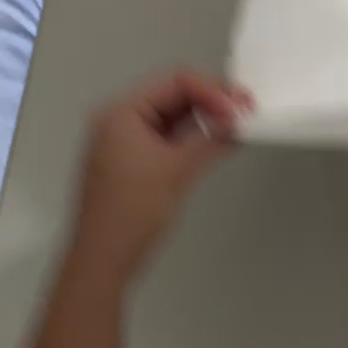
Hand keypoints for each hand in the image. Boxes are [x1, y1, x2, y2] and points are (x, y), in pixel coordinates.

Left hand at [68, 69, 252, 279]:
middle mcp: (120, 119)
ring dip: (207, 115)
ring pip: (175, 113)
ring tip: (238, 121)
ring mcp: (126, 139)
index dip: (213, 91)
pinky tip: (219, 137)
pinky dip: (195, 133)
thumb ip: (214, 137)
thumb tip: (242, 118)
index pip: (177, 82)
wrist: (101, 265)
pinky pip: (170, 133)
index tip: (240, 108)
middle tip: (246, 109)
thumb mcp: (178, 169)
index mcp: (122, 112)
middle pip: (176, 93)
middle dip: (213, 99)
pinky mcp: (134, 158)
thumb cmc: (132, 212)